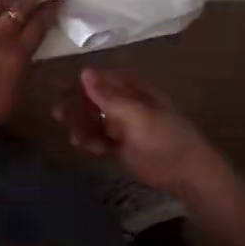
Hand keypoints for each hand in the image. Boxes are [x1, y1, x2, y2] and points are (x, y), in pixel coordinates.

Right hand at [52, 68, 230, 196]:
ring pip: (93, 120)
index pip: (100, 79)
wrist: (187, 174)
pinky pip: (99, 138)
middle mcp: (125, 103)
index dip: (79, 83)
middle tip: (57, 113)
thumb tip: (83, 71)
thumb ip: (108, 96)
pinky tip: (82, 145)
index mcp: (132, 89)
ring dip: (80, 125)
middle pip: (93, 100)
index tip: (58, 89)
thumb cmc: (166, 138)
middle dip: (76, 106)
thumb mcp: (137, 115)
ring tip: (73, 135)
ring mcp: (122, 125)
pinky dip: (90, 140)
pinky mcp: (120, 146)